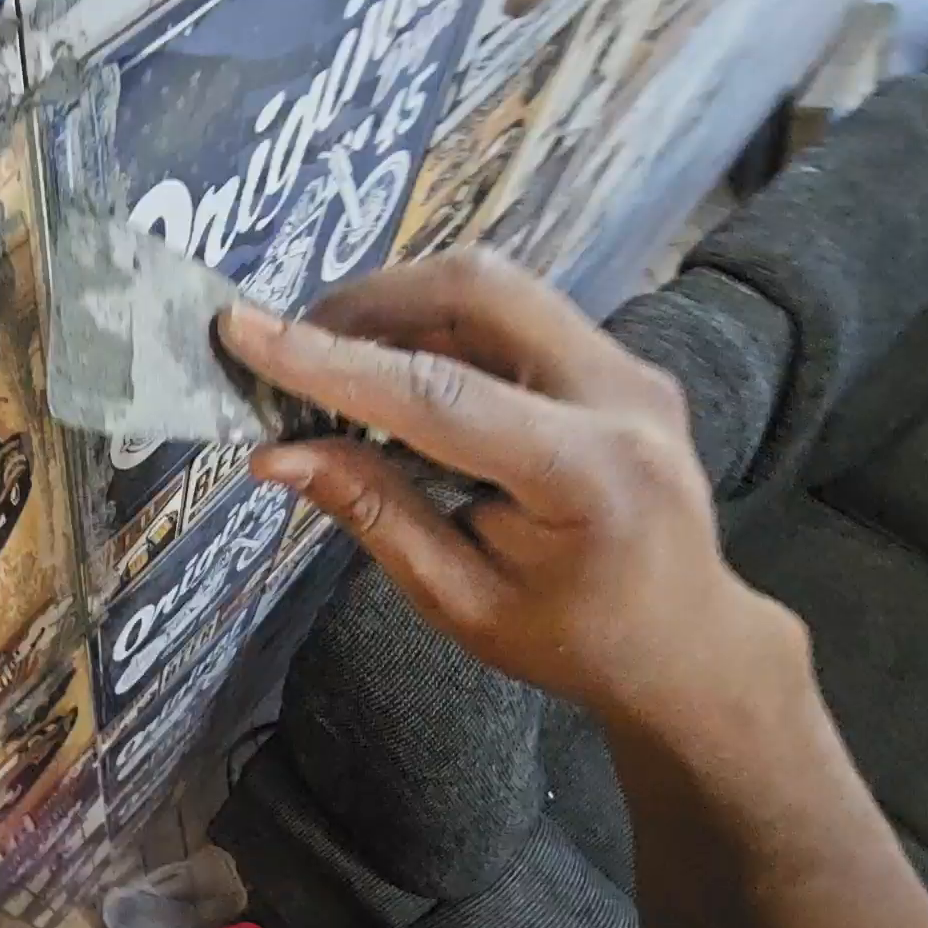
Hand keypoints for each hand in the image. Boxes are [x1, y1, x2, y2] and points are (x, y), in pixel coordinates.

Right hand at [218, 251, 803, 720]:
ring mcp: (624, 364)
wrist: (685, 638)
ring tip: (327, 360)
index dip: (327, 360)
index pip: (434, 392)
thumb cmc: (566, 638)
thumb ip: (371, 511)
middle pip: (475, 292)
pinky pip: (502, 311)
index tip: (243, 330)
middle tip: (291, 348)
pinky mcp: (610, 359)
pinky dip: (423, 326)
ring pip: (488, 288)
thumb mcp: (454, 596)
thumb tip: (275, 456)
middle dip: (364, 305)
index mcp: (586, 472)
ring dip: (390, 310)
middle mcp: (620, 391)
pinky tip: (383, 370)